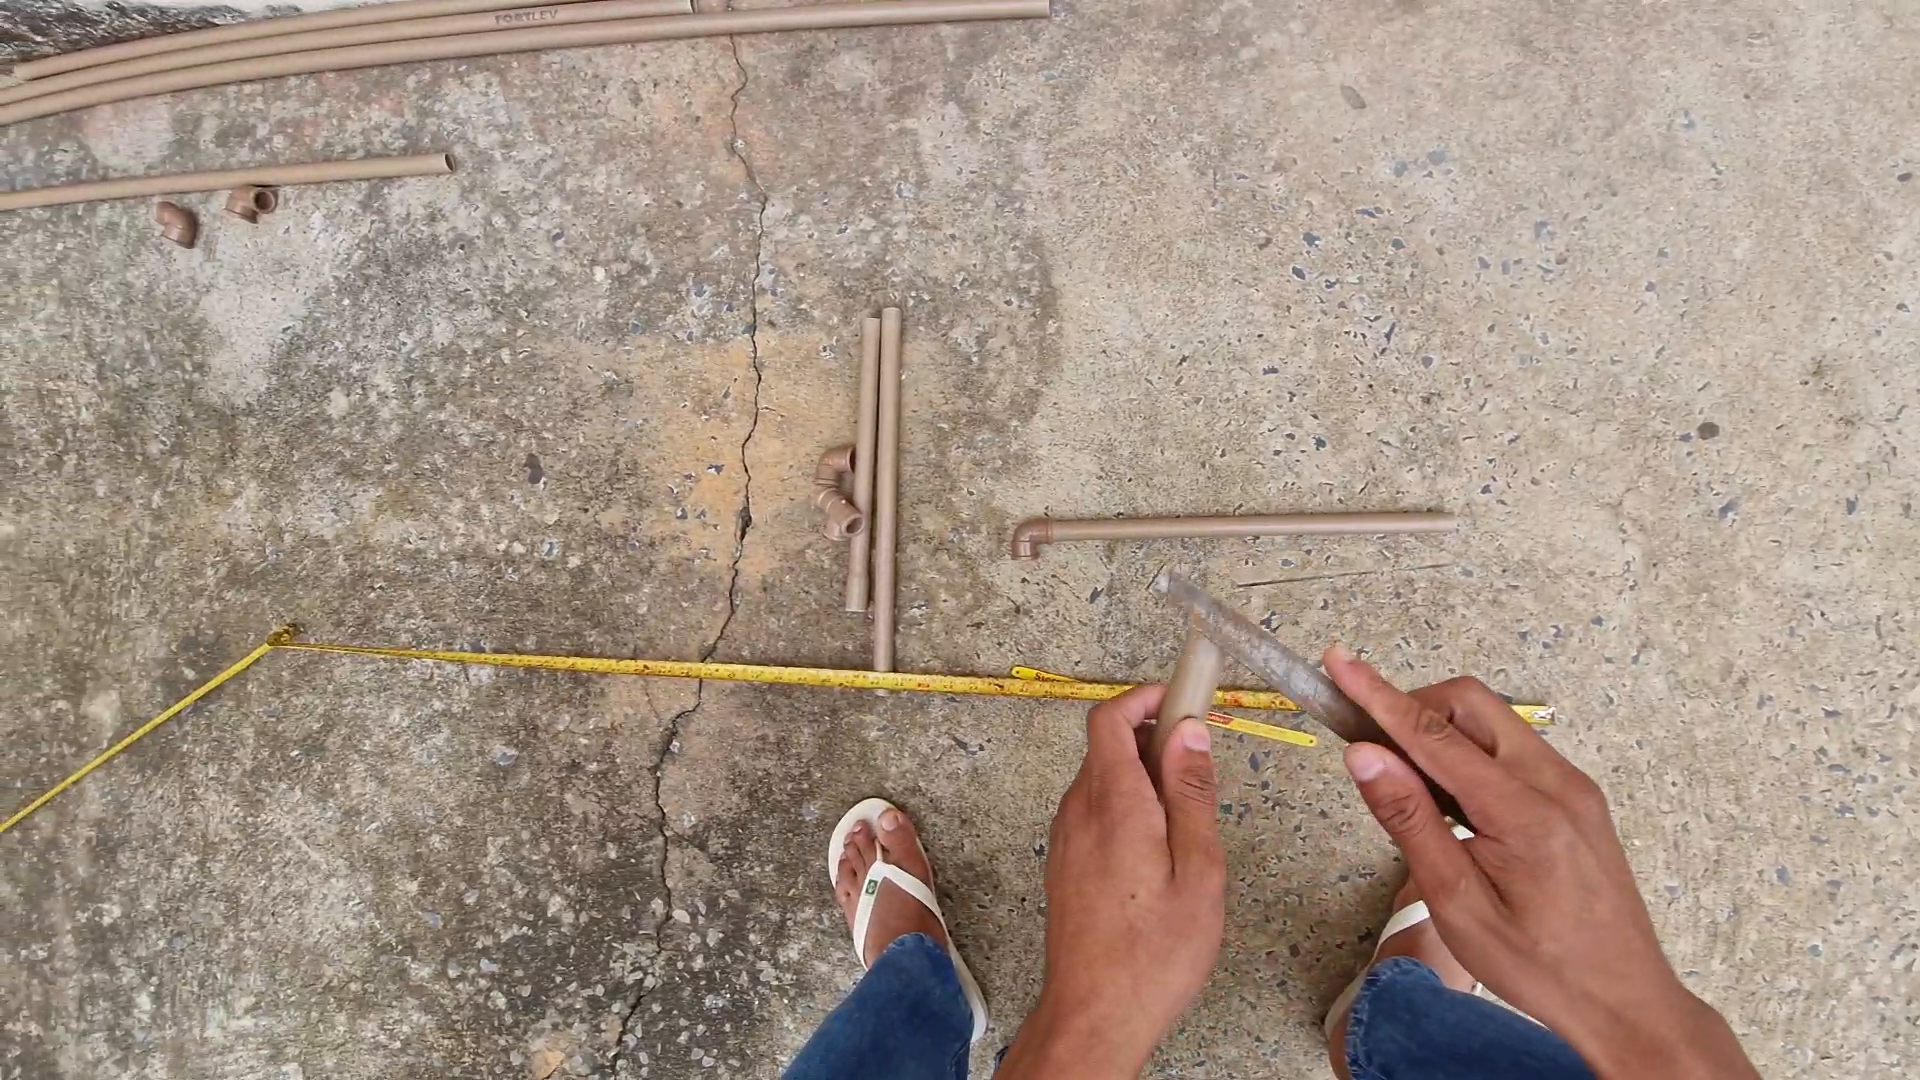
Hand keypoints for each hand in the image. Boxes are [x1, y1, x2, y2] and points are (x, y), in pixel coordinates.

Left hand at [998, 684, 1225, 1078]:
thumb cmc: (1153, 951)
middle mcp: (1080, 806)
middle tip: (1197, 760)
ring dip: (1141, 770)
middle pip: (1107, 742)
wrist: (1093, 1011)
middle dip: (1152, 735)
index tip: (1181, 699)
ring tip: (1184, 812)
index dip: (1143, 697)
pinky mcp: (1065, 854)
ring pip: (1102, 774)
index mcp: (1113, 801)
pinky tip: (1156, 842)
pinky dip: (1125, 798)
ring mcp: (1066, 830)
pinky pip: (1094, 804)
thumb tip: (1190, 731)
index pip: (1110, 717)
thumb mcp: (1197, 871)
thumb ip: (1190, 794)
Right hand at [1324, 647, 1760, 1079]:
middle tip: (1374, 748)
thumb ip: (1408, 819)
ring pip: (1487, 718)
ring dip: (1435, 728)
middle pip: (1469, 703)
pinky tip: (1447, 796)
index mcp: (1526, 813)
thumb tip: (1362, 753)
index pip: (1433, 734)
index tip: (1337, 660)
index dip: (1376, 694)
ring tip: (1409, 782)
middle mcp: (1556, 782)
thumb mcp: (1455, 902)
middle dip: (1411, 707)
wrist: (1631, 1006)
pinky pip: (1504, 743)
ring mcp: (1570, 785)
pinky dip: (1460, 748)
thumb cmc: (1536, 964)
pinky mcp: (1572, 793)